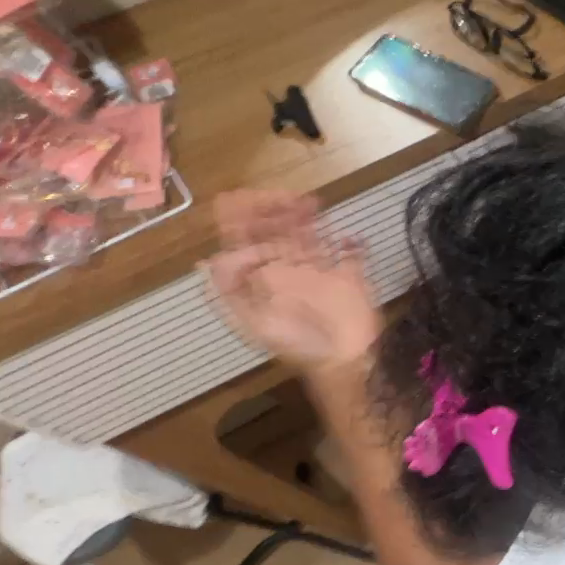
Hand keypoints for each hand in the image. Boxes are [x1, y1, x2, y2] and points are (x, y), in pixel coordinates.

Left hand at [206, 192, 380, 372]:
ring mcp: (318, 270)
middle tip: (293, 200)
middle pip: (273, 225)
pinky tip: (350, 238)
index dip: (246, 213)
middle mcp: (284, 265)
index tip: (261, 208)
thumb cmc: (296, 346)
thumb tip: (213, 256)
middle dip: (277, 207)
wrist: (343, 364)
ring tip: (314, 204)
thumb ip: (228, 290)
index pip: (242, 231)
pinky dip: (351, 243)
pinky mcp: (350, 278)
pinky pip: (351, 254)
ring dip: (306, 214)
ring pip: (307, 232)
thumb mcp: (251, 322)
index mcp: (258, 272)